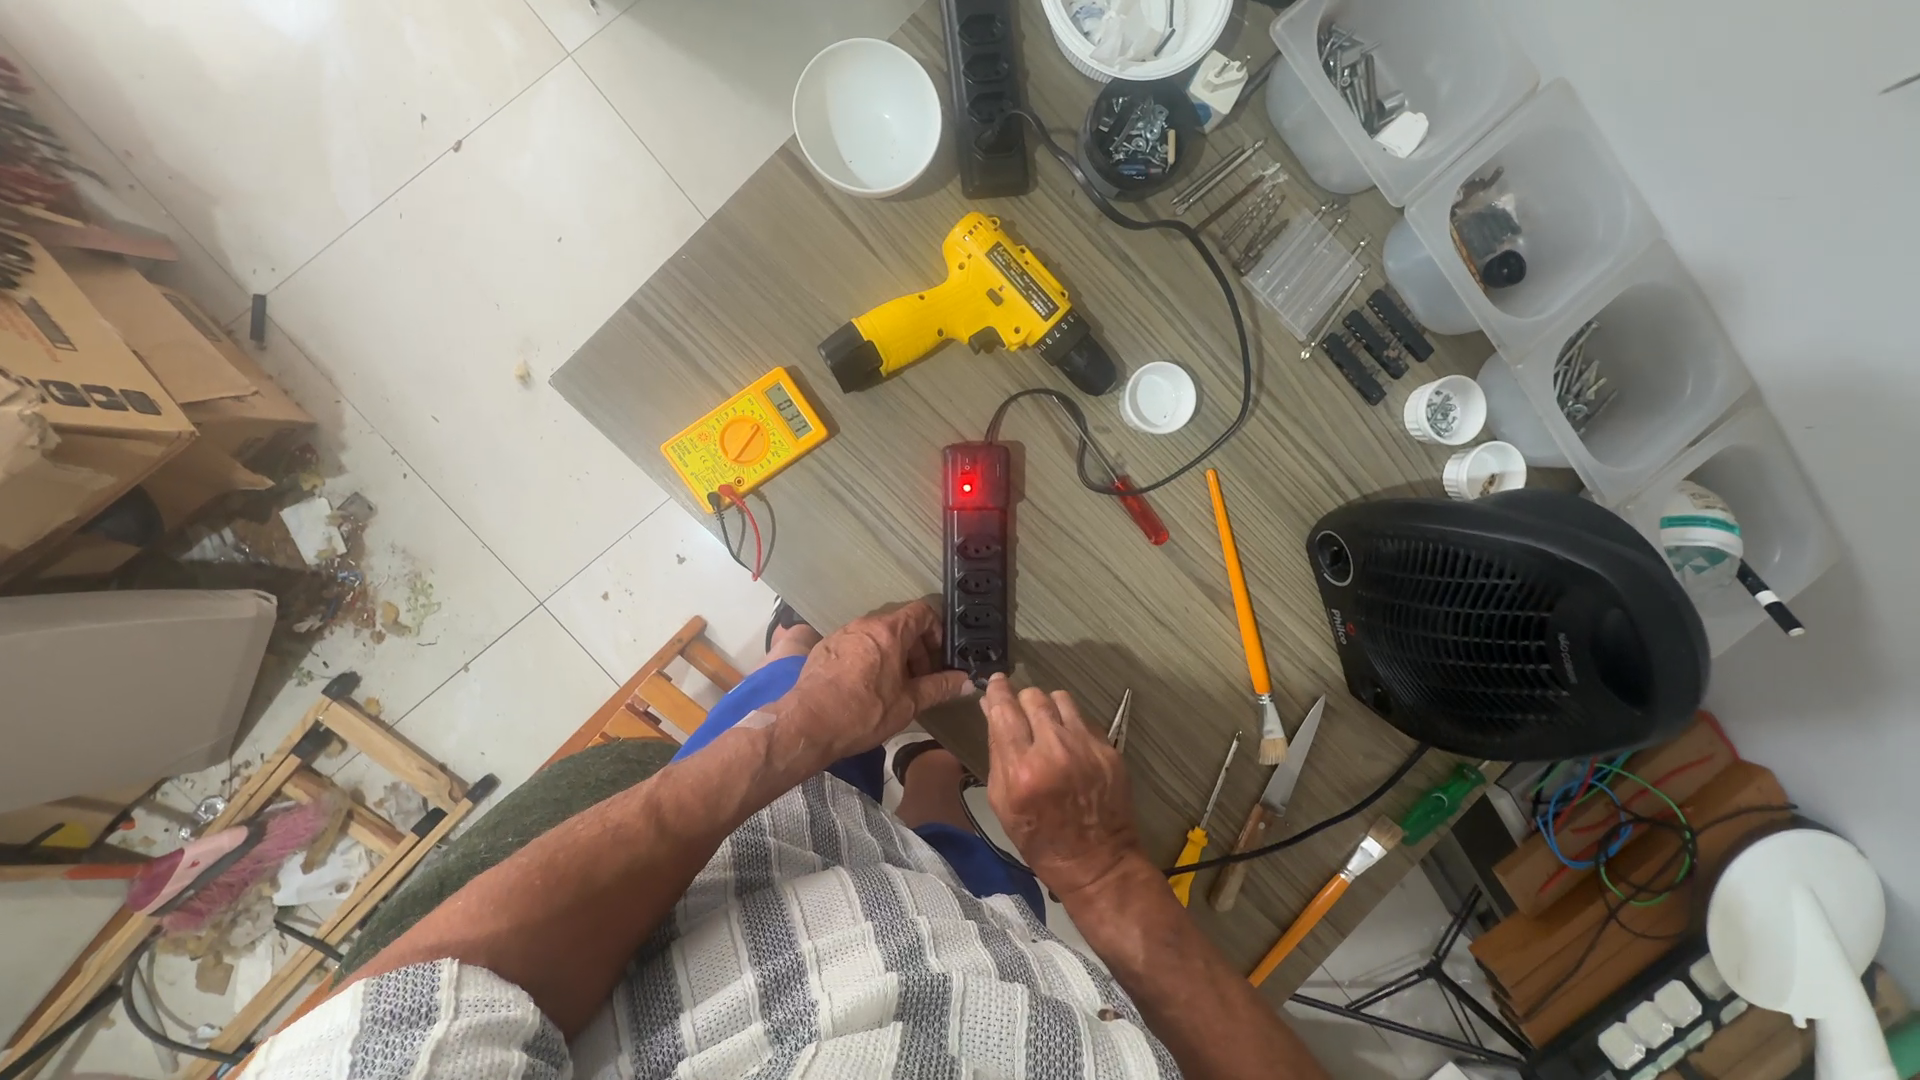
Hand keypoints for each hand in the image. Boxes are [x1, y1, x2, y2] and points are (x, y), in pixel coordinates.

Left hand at [769, 601, 972, 768]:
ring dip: (892, 653)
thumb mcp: (909, 702)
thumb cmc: (863, 712)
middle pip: (899, 624)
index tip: (939, 656)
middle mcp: (864, 625)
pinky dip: (868, 658)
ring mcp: (841, 634)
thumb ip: (940, 687)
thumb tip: (966, 681)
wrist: (808, 724)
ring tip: (894, 684)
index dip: (937, 630)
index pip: (922, 612)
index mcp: (889, 631)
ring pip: (876, 635)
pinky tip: (866, 687)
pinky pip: (855, 644)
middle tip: (920, 677)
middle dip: (915, 648)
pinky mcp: (824, 648)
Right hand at [979, 674, 1143, 900]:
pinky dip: (1072, 725)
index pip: (1005, 710)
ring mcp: (1087, 747)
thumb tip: (991, 709)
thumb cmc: (1039, 839)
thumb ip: (996, 751)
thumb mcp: (1002, 802)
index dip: (997, 691)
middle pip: (1034, 696)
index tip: (995, 682)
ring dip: (1049, 708)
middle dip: (1022, 701)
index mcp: (1022, 768)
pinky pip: (1084, 718)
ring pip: (1061, 699)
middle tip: (1021, 716)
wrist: (1097, 862)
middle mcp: (1055, 750)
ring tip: (1047, 727)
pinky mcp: (1109, 750)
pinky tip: (1070, 745)